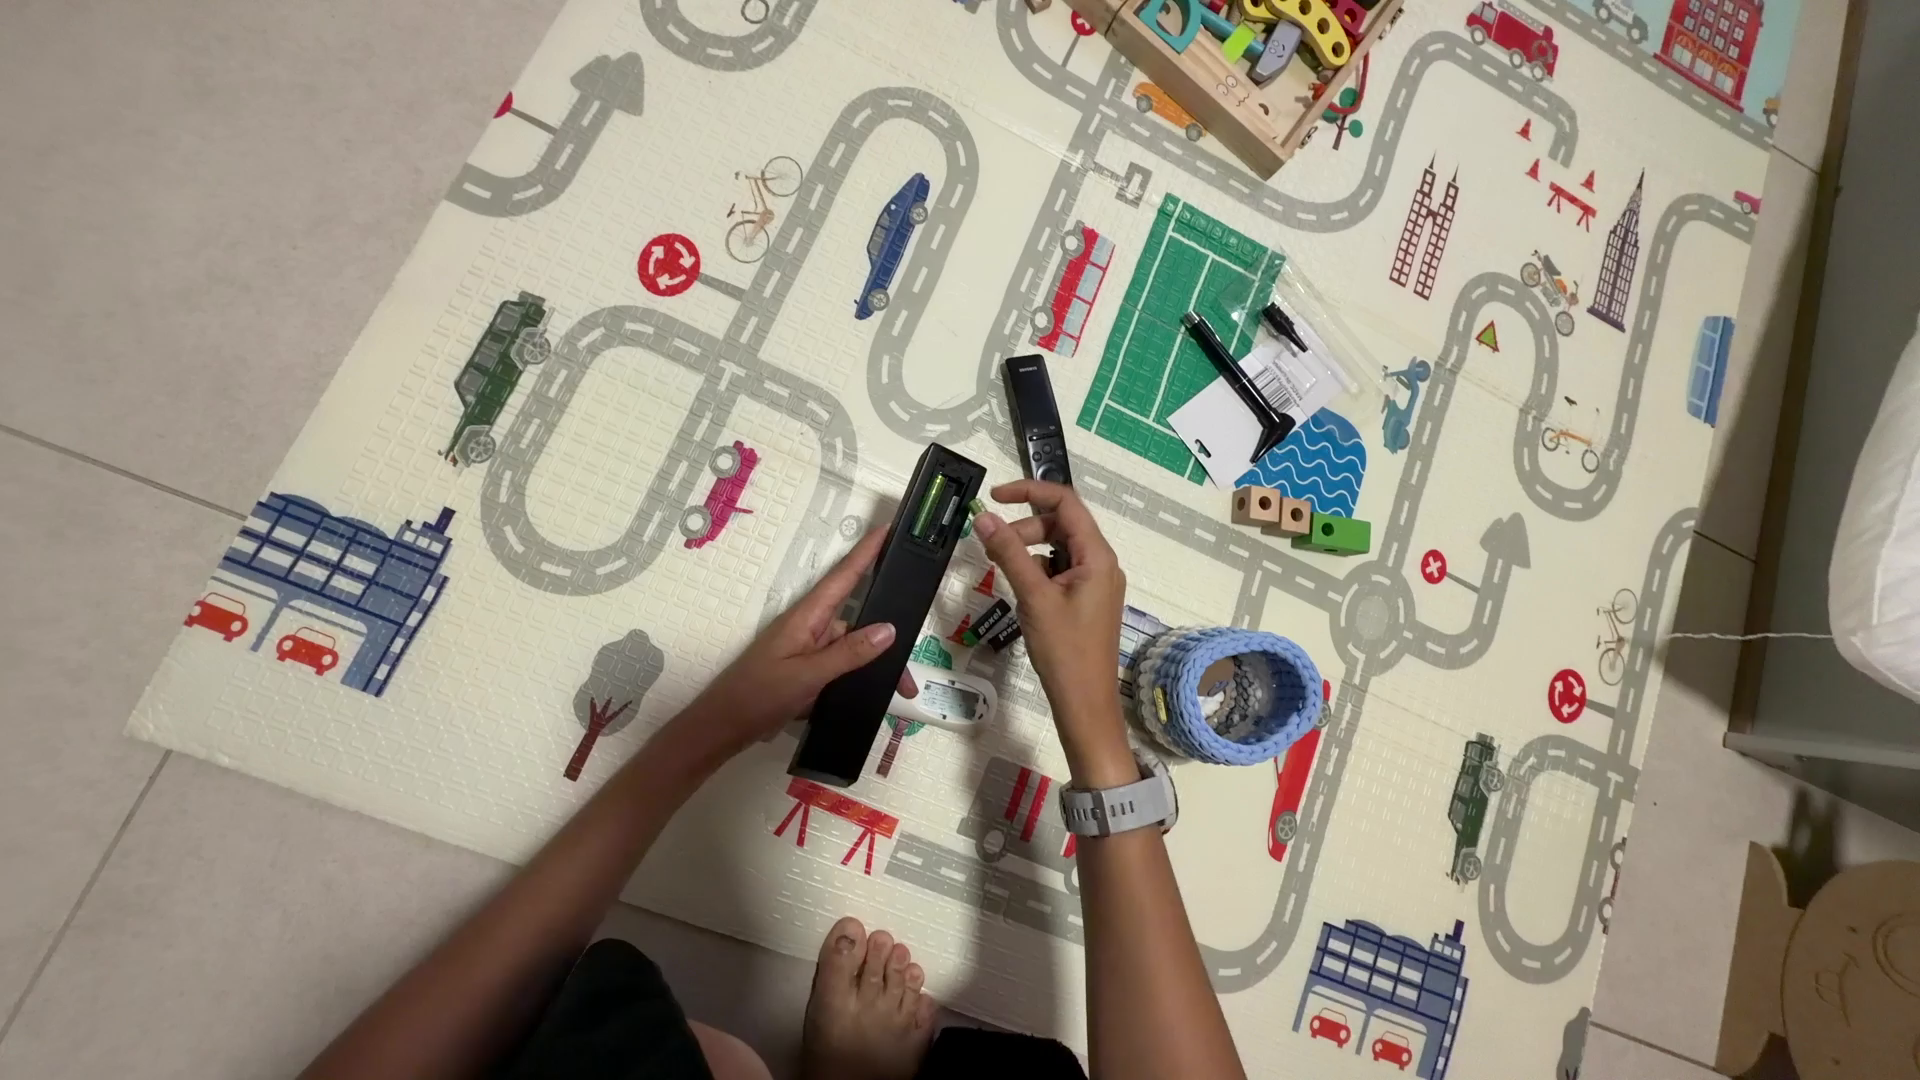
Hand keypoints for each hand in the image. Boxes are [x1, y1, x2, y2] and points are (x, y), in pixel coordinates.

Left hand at [685, 528, 915, 751]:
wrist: (723, 728)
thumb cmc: (758, 695)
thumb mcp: (808, 675)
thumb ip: (849, 653)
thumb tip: (889, 629)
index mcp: (808, 617)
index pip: (844, 576)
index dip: (867, 551)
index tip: (889, 528)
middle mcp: (812, 628)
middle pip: (860, 623)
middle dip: (889, 642)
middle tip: (913, 670)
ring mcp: (810, 650)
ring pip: (855, 650)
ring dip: (877, 670)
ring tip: (901, 692)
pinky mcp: (809, 671)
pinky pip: (843, 669)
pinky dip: (860, 681)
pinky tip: (874, 697)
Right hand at [971, 481, 1132, 775]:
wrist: (1085, 704)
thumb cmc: (1064, 651)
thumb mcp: (1033, 597)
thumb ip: (1009, 553)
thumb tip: (984, 517)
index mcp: (1096, 556)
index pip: (1065, 502)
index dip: (1030, 491)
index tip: (994, 496)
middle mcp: (1100, 563)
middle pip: (1059, 525)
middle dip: (1024, 528)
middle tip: (993, 549)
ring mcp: (1094, 583)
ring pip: (1056, 549)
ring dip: (1027, 552)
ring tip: (1005, 576)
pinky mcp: (1085, 601)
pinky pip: (1058, 572)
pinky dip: (1036, 573)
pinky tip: (1022, 596)